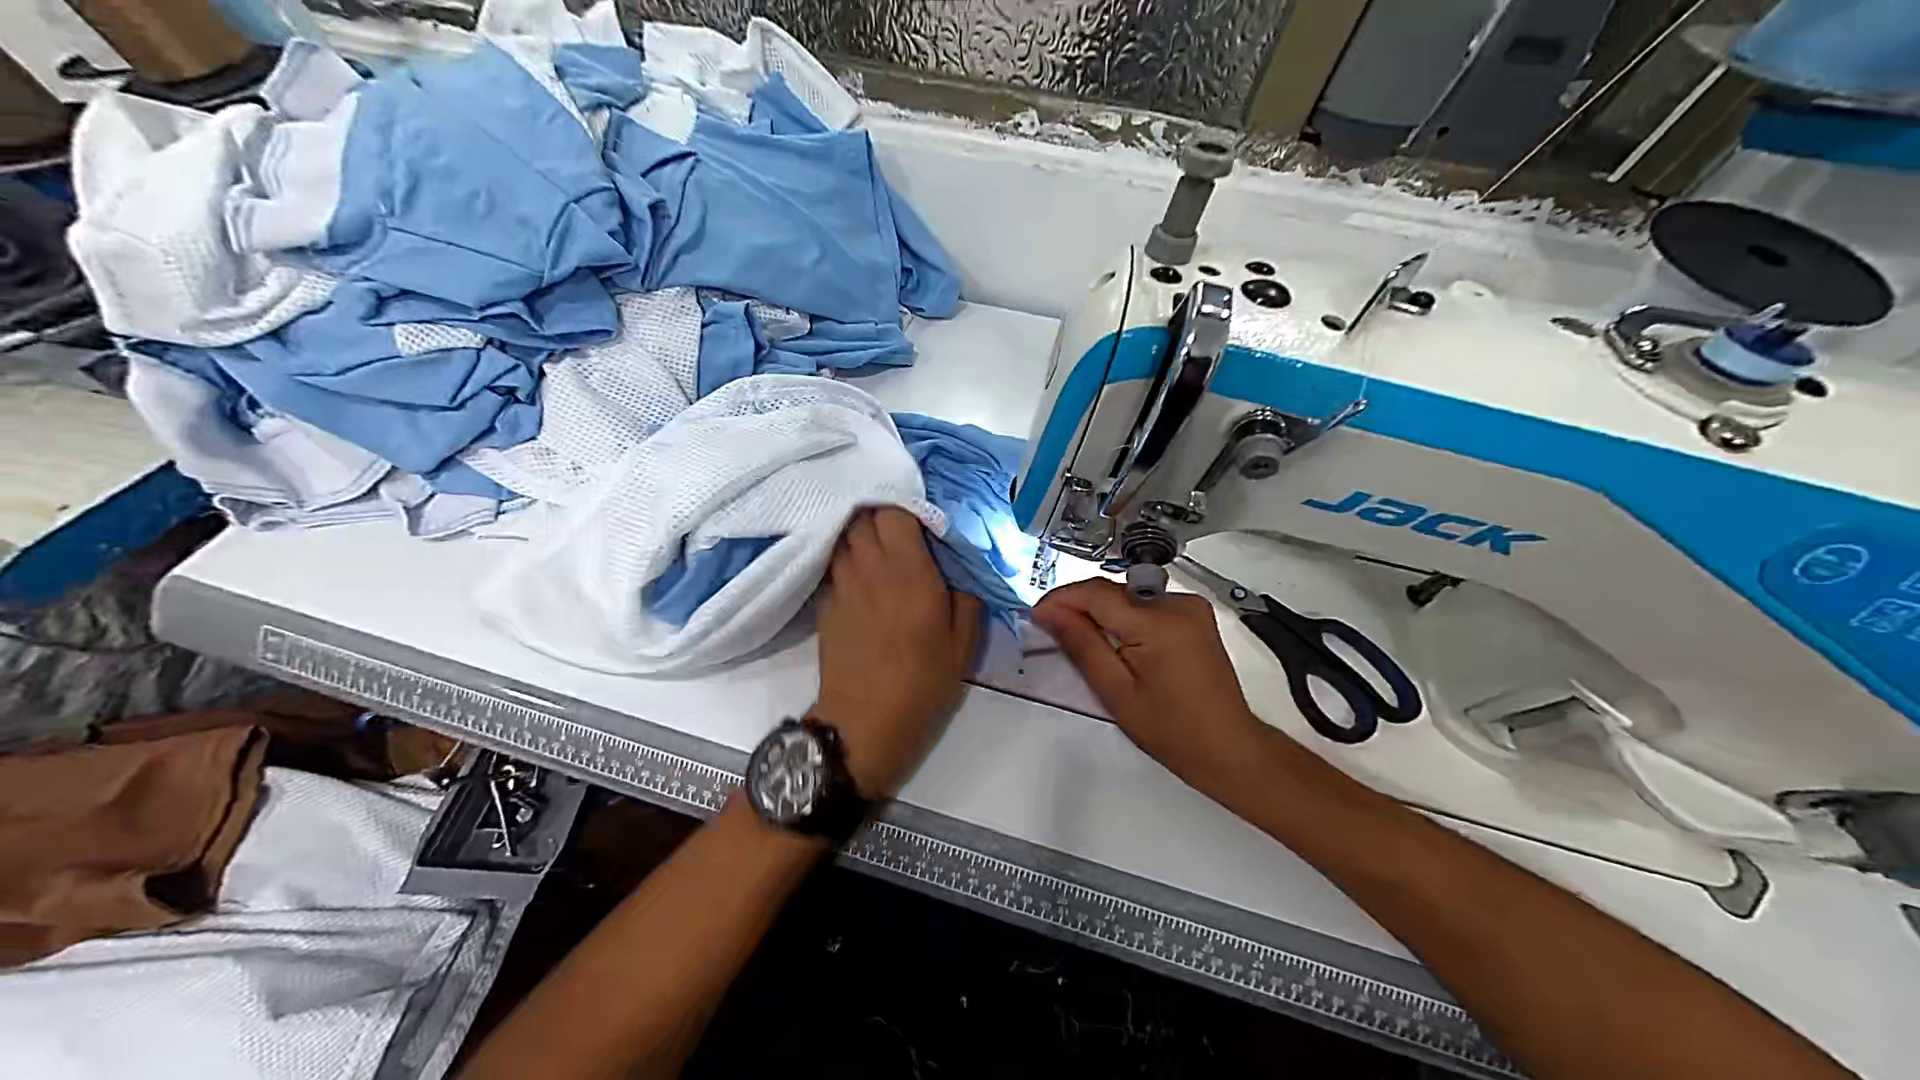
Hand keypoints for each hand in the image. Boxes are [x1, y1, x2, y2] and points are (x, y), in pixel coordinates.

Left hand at [814, 507, 981, 798]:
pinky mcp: (825, 604)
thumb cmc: (922, 683)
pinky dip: (847, 561)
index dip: (905, 507)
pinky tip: (861, 578)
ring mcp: (843, 585)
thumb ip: (966, 599)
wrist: (865, 721)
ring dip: (861, 534)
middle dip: (880, 514)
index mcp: (910, 572)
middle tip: (900, 529)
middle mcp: (871, 568)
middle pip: (864, 517)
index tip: (920, 519)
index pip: (895, 513)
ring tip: (878, 548)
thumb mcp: (963, 645)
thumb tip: (959, 574)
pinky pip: (835, 566)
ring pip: (845, 537)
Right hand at [1033, 578, 1270, 795]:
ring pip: (1128, 595)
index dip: (1061, 600)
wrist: (1227, 746)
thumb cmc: (1174, 730)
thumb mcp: (1116, 691)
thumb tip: (1050, 613)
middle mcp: (1179, 605)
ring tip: (1084, 641)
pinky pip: (1147, 603)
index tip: (1037, 615)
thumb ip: (1081, 644)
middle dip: (1079, 607)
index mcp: (1158, 624)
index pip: (1096, 593)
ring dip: (1102, 612)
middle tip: (1053, 631)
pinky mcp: (1195, 614)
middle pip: (1112, 591)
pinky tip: (1117, 643)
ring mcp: (1191, 607)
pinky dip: (1126, 617)